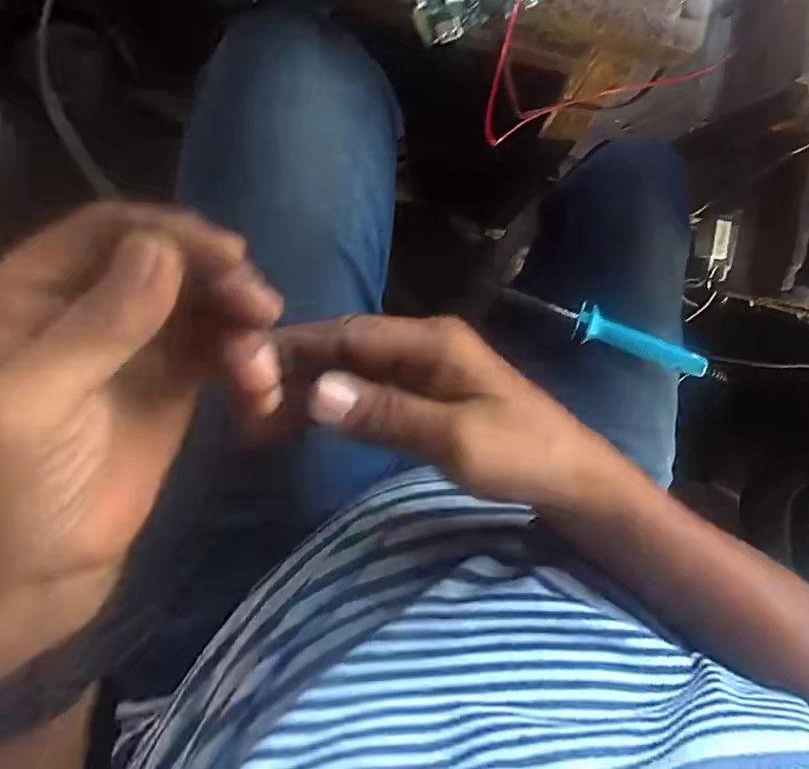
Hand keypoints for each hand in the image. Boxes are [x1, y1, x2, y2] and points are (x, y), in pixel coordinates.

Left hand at [0, 203, 286, 691]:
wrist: (14, 597)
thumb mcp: (24, 408)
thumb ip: (97, 324)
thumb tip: (162, 248)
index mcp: (23, 300)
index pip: (107, 232)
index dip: (171, 232)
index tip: (231, 255)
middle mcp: (81, 312)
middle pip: (168, 263)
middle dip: (220, 278)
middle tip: (262, 308)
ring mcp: (132, 350)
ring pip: (203, 305)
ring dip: (240, 323)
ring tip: (258, 367)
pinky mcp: (171, 387)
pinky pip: (221, 353)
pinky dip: (247, 364)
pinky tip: (259, 396)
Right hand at [274, 314, 640, 512]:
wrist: (569, 475)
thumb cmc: (521, 452)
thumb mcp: (456, 439)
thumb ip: (388, 413)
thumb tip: (315, 390)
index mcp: (434, 341)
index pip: (349, 333)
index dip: (295, 348)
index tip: (239, 371)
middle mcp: (427, 344)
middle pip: (348, 345)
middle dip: (295, 367)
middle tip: (240, 404)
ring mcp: (428, 368)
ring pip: (356, 367)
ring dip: (311, 386)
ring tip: (258, 417)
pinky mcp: (430, 394)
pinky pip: (372, 388)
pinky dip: (338, 402)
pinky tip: (305, 420)